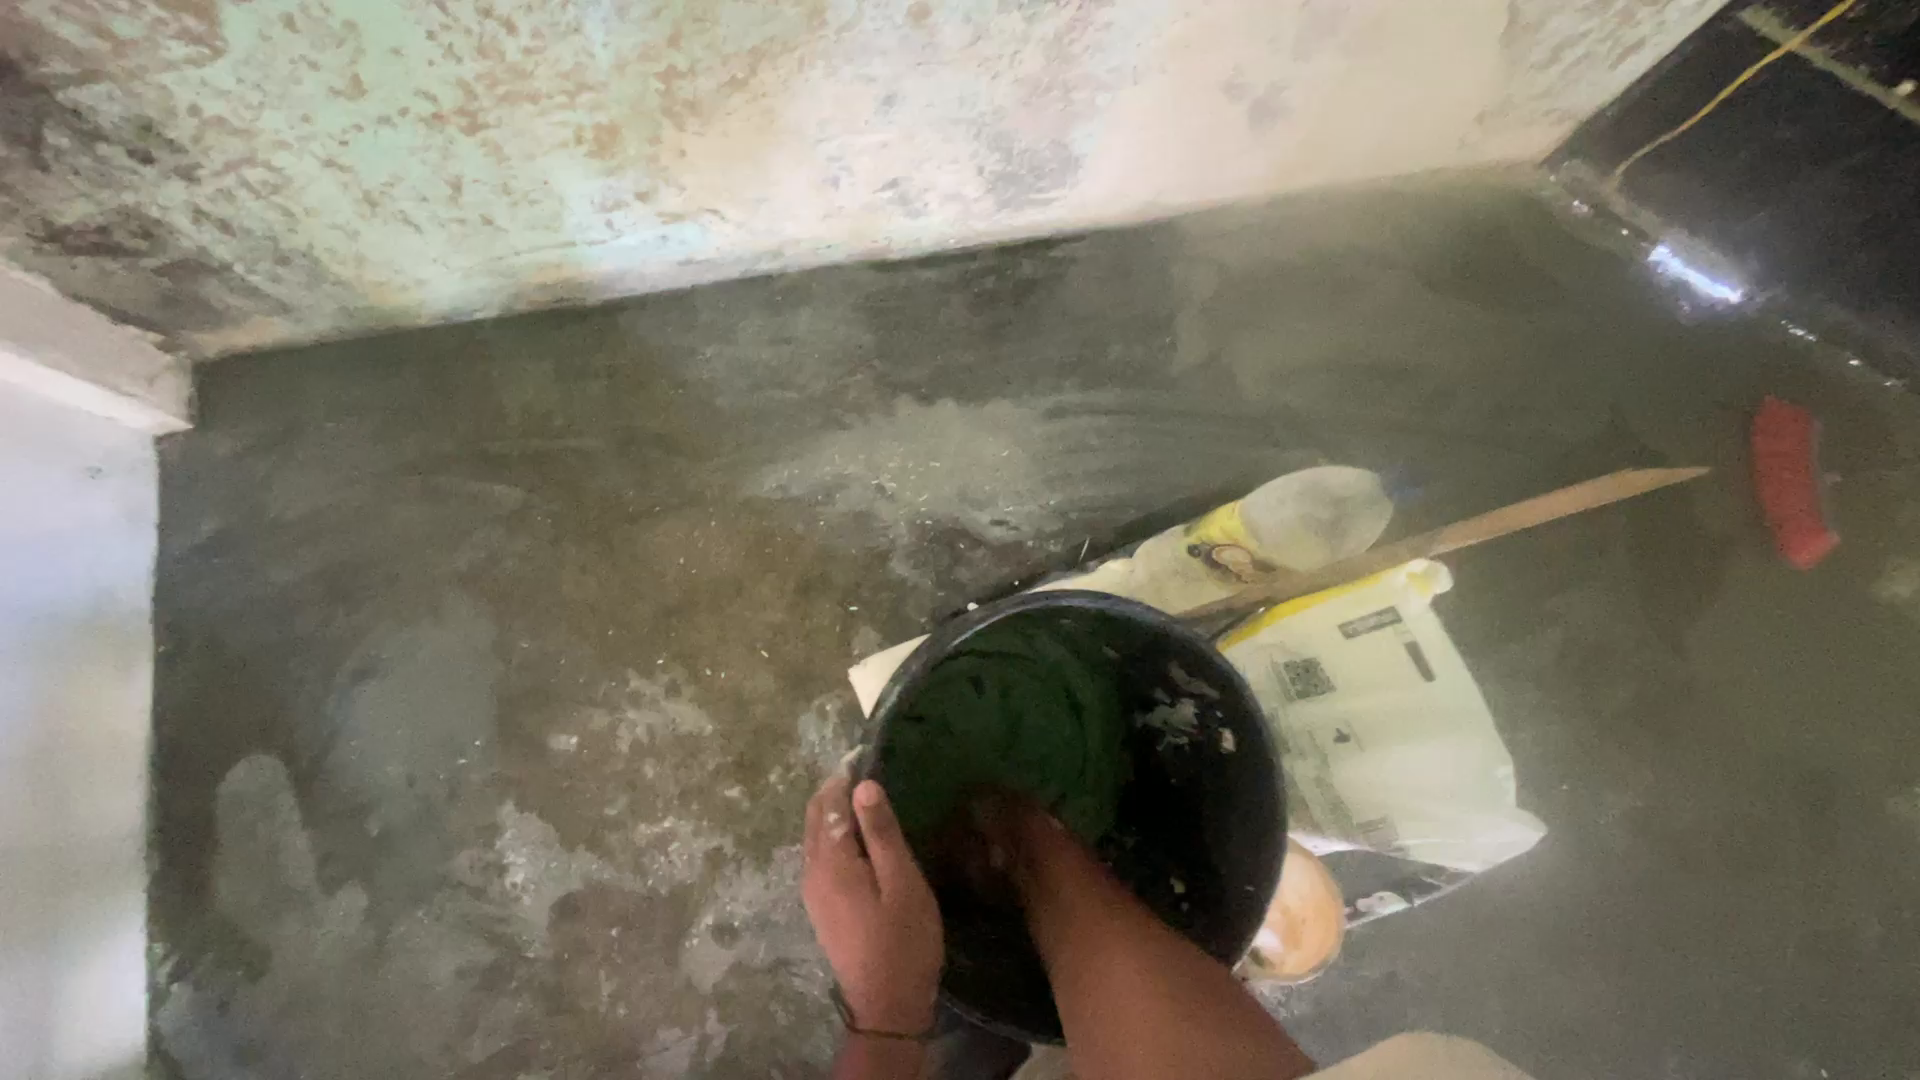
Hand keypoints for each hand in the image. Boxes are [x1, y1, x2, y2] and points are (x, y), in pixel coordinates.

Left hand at [803, 775, 943, 1034]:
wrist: (887, 1005)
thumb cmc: (903, 939)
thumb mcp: (902, 881)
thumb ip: (881, 832)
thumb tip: (863, 785)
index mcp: (831, 861)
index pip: (827, 803)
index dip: (845, 775)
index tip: (867, 754)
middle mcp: (812, 871)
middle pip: (814, 816)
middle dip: (835, 789)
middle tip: (867, 769)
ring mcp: (813, 891)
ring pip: (815, 835)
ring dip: (834, 810)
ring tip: (867, 795)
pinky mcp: (822, 905)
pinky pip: (821, 853)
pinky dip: (835, 832)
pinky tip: (860, 835)